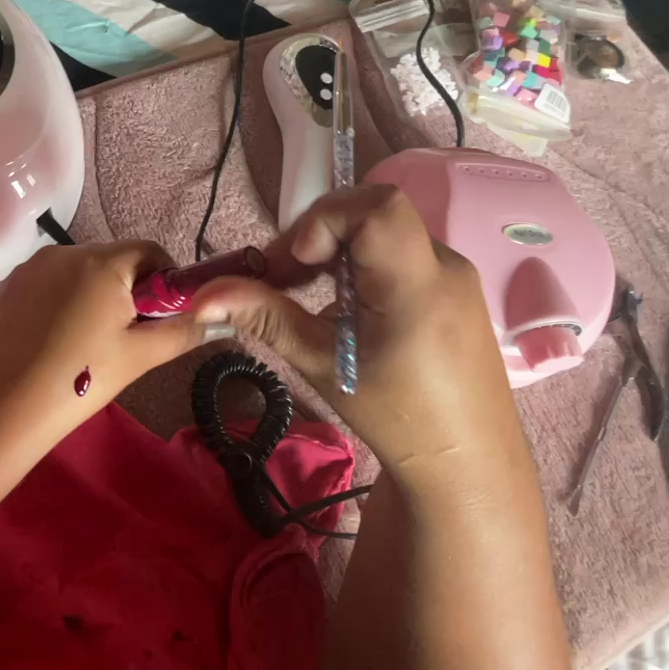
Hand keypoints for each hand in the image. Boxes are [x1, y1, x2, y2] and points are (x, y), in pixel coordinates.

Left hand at [0, 241, 224, 413]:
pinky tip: (60, 342)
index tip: (165, 318)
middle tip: (130, 338)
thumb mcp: (139, 357)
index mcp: (100, 261)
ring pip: (81, 273)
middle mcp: (63, 252)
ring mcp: (31, 267)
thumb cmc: (78, 380)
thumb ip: (183, 331)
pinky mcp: (9, 286)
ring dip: (97, 297)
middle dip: (130, 291)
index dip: (167, 281)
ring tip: (91, 345)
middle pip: (114, 260)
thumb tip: (220, 319)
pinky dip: (66, 303)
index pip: (149, 251)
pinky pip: (52, 284)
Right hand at [190, 185, 530, 493]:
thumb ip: (264, 318)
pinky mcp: (450, 287)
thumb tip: (202, 298)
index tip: (300, 261)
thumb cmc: (394, 416)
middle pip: (371, 213)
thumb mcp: (322, 365)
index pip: (377, 207)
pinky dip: (356, 263)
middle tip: (280, 276)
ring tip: (301, 290)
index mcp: (415, 286)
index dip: (327, 218)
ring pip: (381, 231)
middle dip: (315, 233)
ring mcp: (452, 275)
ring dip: (332, 249)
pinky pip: (396, 251)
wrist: (466, 461)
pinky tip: (337, 303)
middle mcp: (444, 267)